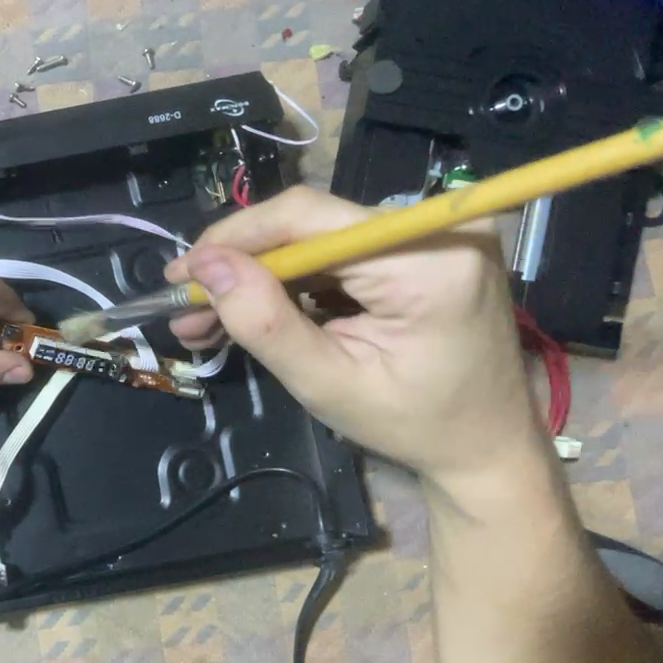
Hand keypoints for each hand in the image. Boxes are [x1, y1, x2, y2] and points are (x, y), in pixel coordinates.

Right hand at [165, 186, 547, 486]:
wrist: (484, 444)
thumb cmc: (412, 423)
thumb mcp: (326, 382)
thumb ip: (264, 321)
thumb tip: (204, 266)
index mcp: (425, 257)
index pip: (306, 218)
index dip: (233, 241)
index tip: (179, 277)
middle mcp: (435, 224)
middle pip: (305, 225)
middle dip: (236, 267)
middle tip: (184, 307)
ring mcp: (428, 233)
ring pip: (309, 240)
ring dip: (252, 279)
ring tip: (202, 321)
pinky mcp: (415, 247)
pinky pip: (331, 255)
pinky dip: (284, 285)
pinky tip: (245, 313)